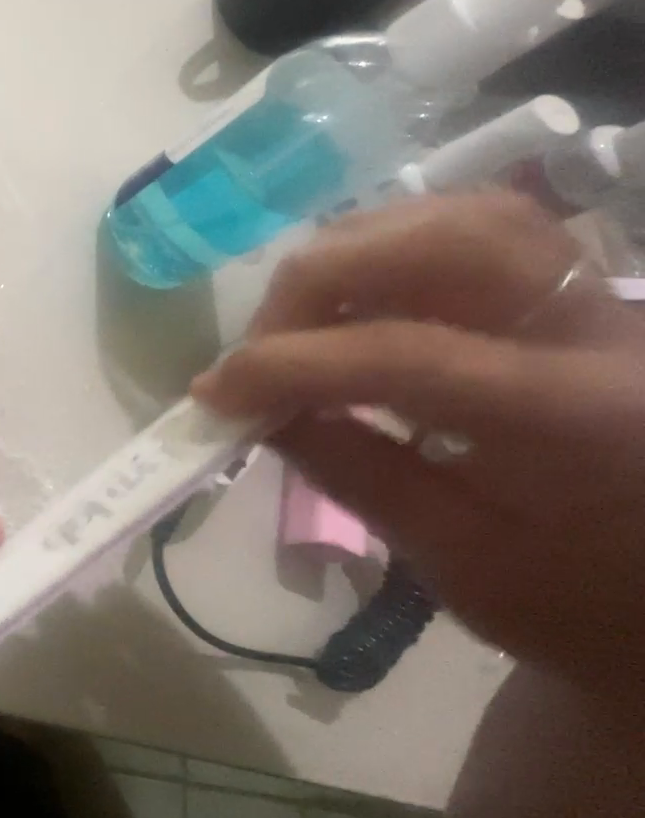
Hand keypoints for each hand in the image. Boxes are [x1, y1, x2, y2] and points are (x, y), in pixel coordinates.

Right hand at [192, 194, 644, 701]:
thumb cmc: (576, 600)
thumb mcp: (455, 559)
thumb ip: (349, 470)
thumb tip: (248, 408)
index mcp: (584, 424)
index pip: (407, 355)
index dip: (288, 364)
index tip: (213, 394)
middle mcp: (605, 336)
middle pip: (443, 242)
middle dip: (317, 282)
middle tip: (261, 348)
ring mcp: (597, 301)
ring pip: (454, 217)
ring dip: (349, 258)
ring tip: (298, 324)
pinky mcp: (573, 293)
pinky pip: (467, 231)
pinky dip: (383, 253)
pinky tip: (346, 305)